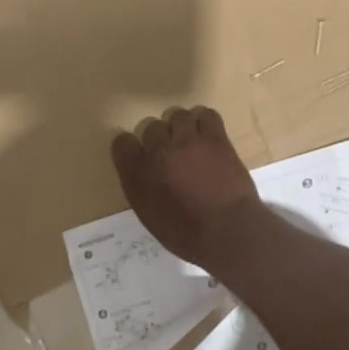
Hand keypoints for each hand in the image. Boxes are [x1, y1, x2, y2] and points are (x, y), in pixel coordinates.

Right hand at [111, 106, 264, 266]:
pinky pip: (205, 114)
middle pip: (151, 128)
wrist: (225, 230)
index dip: (130, 148)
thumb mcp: (150, 218)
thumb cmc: (185, 235)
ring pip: (177, 115)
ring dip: (180, 127)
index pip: (122, 145)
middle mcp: (158, 152)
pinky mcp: (214, 137)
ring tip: (189, 142)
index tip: (138, 156)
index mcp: (137, 176)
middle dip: (158, 139)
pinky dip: (203, 122)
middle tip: (169, 154)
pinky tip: (205, 136)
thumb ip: (141, 190)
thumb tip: (144, 174)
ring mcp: (187, 141)